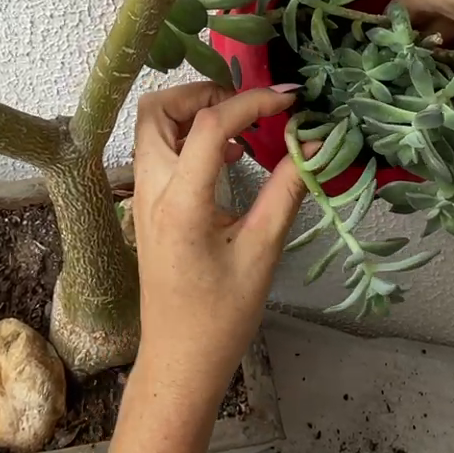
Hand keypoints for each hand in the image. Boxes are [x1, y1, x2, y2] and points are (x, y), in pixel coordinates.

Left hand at [130, 82, 306, 395]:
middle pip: (158, 109)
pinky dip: (187, 134)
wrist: (179, 360)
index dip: (251, 101)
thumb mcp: (262, 252)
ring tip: (240, 125)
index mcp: (180, 202)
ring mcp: (141, 197)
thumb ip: (286, 190)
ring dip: (192, 111)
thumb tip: (313, 143)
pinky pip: (157, 148)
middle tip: (248, 107)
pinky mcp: (144, 206)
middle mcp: (149, 190)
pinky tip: (227, 153)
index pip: (208, 125)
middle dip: (203, 92)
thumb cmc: (220, 317)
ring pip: (153, 125)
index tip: (289, 99)